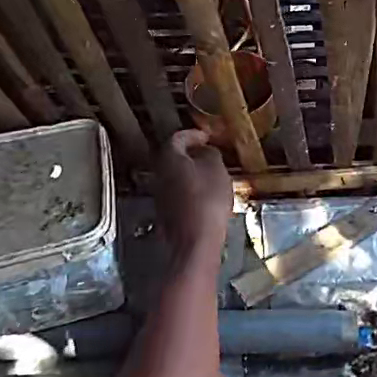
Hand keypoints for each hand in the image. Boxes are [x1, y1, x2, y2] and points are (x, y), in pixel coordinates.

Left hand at [155, 130, 232, 257]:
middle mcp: (158, 173)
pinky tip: (204, 195)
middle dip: (190, 153)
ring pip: (174, 175)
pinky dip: (189, 188)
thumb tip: (205, 151)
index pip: (177, 137)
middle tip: (207, 153)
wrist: (194, 241)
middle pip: (172, 157)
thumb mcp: (217, 170)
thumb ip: (210, 154)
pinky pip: (177, 192)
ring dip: (190, 171)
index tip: (206, 136)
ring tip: (209, 173)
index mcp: (169, 157)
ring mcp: (159, 194)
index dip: (193, 134)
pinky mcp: (165, 212)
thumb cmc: (207, 199)